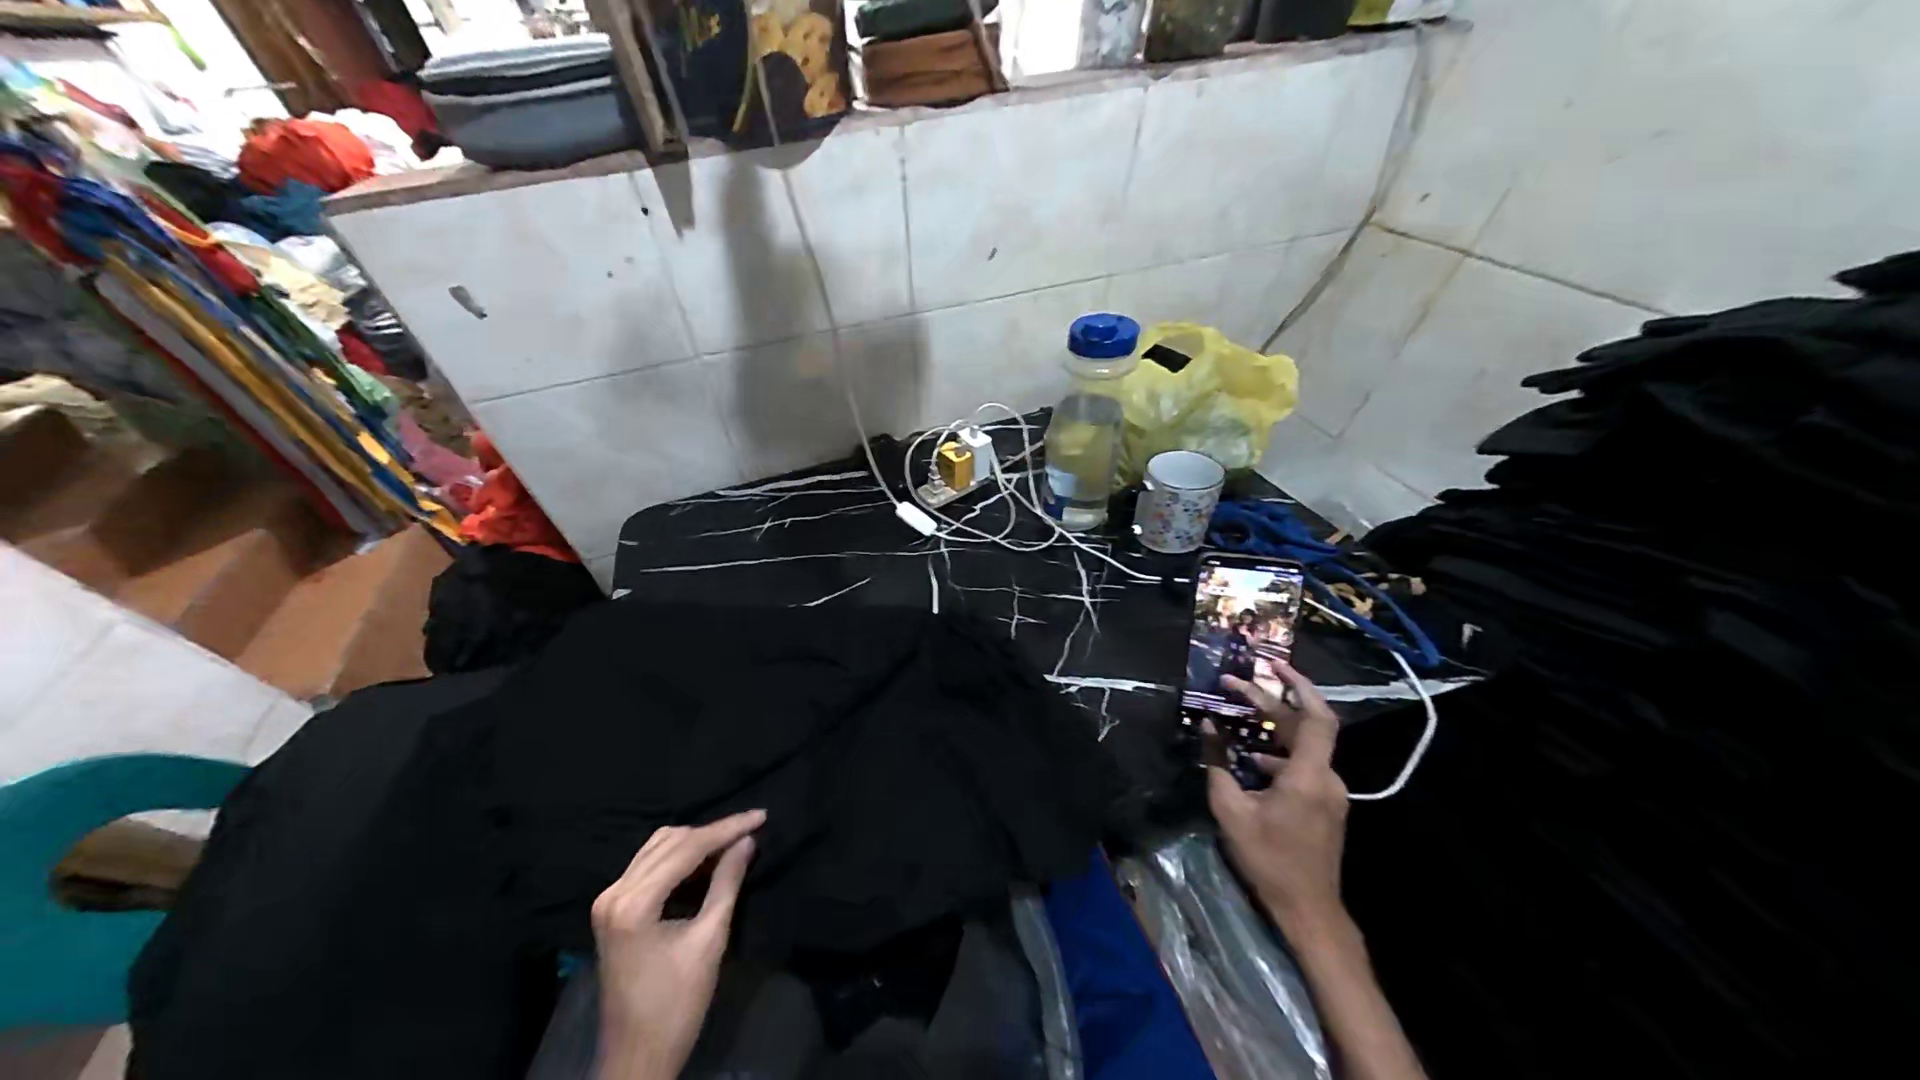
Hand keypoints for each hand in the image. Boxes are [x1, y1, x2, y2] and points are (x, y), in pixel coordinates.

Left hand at [591, 809, 764, 1079]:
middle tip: (751, 829)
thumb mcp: (709, 940)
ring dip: (696, 841)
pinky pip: (648, 865)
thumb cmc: (676, 1004)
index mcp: (633, 903)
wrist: (636, 1056)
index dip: (727, 828)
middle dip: (713, 832)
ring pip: (658, 848)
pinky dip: (679, 857)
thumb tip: (747, 841)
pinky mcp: (612, 909)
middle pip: (670, 841)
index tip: (761, 816)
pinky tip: (706, 860)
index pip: (687, 848)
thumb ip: (727, 883)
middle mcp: (614, 893)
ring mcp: (608, 900)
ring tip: (733, 842)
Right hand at [1208, 664, 1346, 931]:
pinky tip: (1250, 760)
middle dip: (1269, 702)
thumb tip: (1209, 726)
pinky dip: (1277, 753)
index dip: (1299, 685)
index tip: (1274, 664)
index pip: (1316, 717)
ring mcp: (1330, 792)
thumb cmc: (1268, 859)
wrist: (1308, 909)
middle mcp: (1326, 777)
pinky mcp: (1325, 805)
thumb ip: (1218, 764)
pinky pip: (1302, 765)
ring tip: (1237, 719)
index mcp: (1308, 775)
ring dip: (1272, 728)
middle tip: (1234, 686)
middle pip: (1304, 726)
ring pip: (1302, 746)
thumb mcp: (1231, 810)